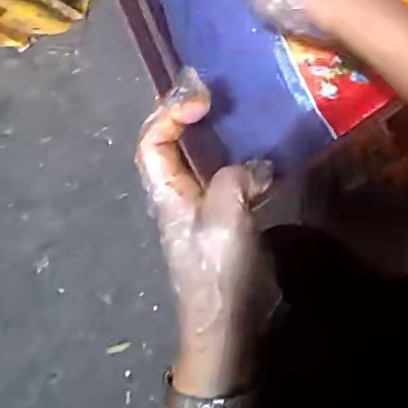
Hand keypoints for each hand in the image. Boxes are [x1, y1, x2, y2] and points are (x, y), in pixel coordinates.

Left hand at [136, 68, 275, 397]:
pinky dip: (230, 145)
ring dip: (204, 124)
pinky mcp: (224, 208)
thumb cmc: (217, 269)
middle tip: (207, 85)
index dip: (169, 113)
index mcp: (166, 191)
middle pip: (165, 139)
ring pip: (192, 151)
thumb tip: (256, 164)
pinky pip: (220, 165)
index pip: (151, 140)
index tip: (202, 101)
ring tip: (227, 100)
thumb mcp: (225, 219)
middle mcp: (178, 190)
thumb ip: (235, 178)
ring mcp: (200, 199)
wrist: (229, 323)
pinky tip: (253, 138)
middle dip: (178, 108)